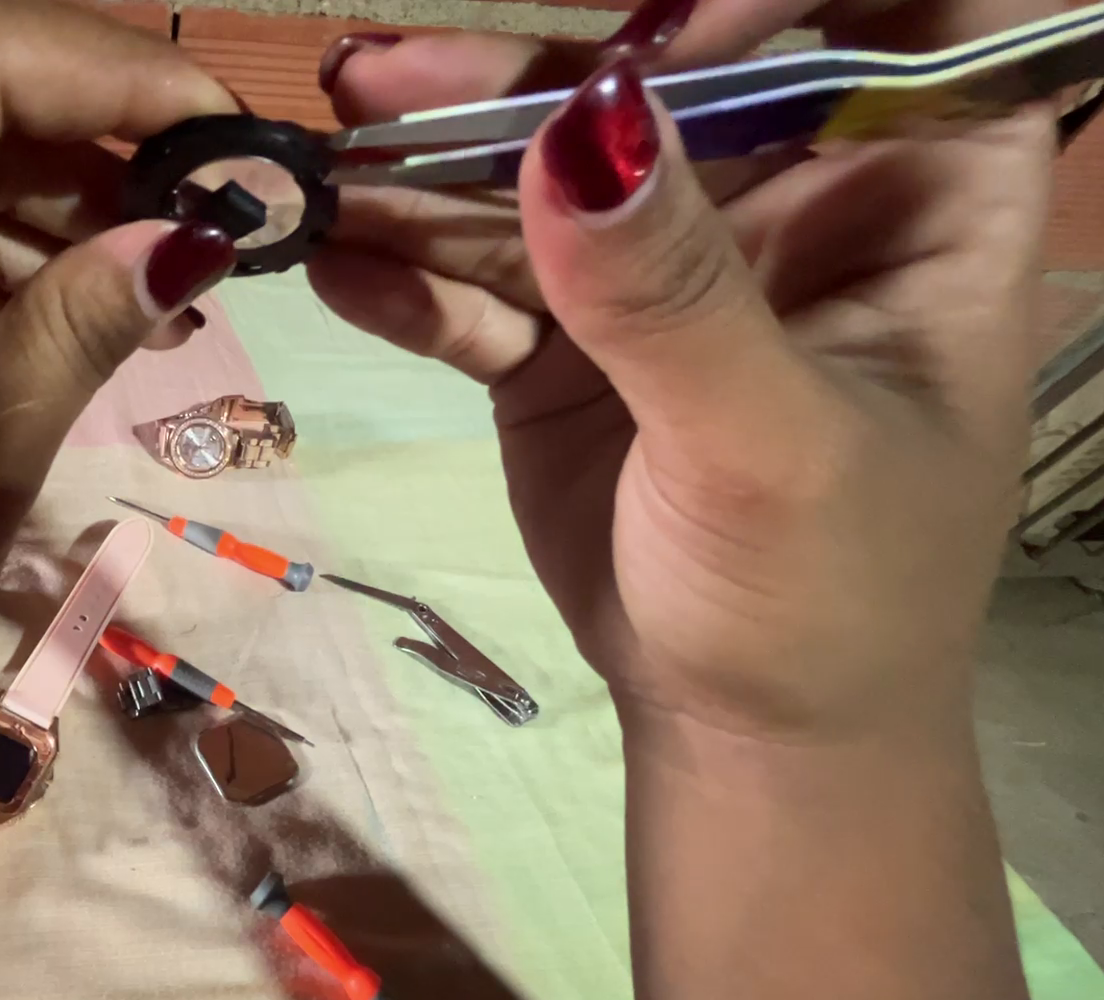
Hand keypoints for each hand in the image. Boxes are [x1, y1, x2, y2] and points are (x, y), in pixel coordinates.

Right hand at [310, 1, 1058, 737]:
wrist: (728, 709)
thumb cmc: (818, 590)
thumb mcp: (762, 441)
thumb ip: (670, 293)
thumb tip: (578, 132)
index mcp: (903, 200)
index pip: (872, 23)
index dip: (756, 3)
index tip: (632, 47)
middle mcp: (763, 221)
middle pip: (630, 116)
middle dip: (499, 98)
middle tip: (364, 82)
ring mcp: (637, 294)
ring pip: (523, 214)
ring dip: (417, 199)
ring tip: (317, 182)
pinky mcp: (552, 359)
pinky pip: (473, 309)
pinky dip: (407, 295)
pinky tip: (337, 273)